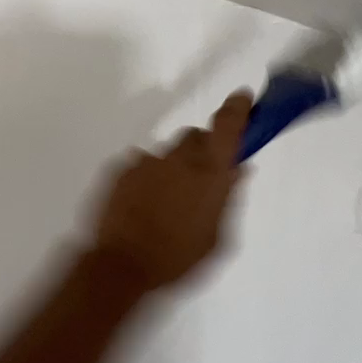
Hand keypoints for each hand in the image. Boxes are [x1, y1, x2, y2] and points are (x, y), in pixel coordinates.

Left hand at [91, 90, 251, 287]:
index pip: (226, 127)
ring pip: (164, 155)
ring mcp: (143, 161)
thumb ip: (227, 198)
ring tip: (163, 207)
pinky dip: (144, 180)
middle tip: (199, 180)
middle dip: (200, 151)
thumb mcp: (217, 237)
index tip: (242, 97)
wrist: (121, 265)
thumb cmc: (179, 259)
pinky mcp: (118, 169)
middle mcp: (176, 158)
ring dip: (169, 170)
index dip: (237, 108)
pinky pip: (138, 166)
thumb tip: (238, 169)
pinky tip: (140, 208)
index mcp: (208, 173)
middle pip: (193, 138)